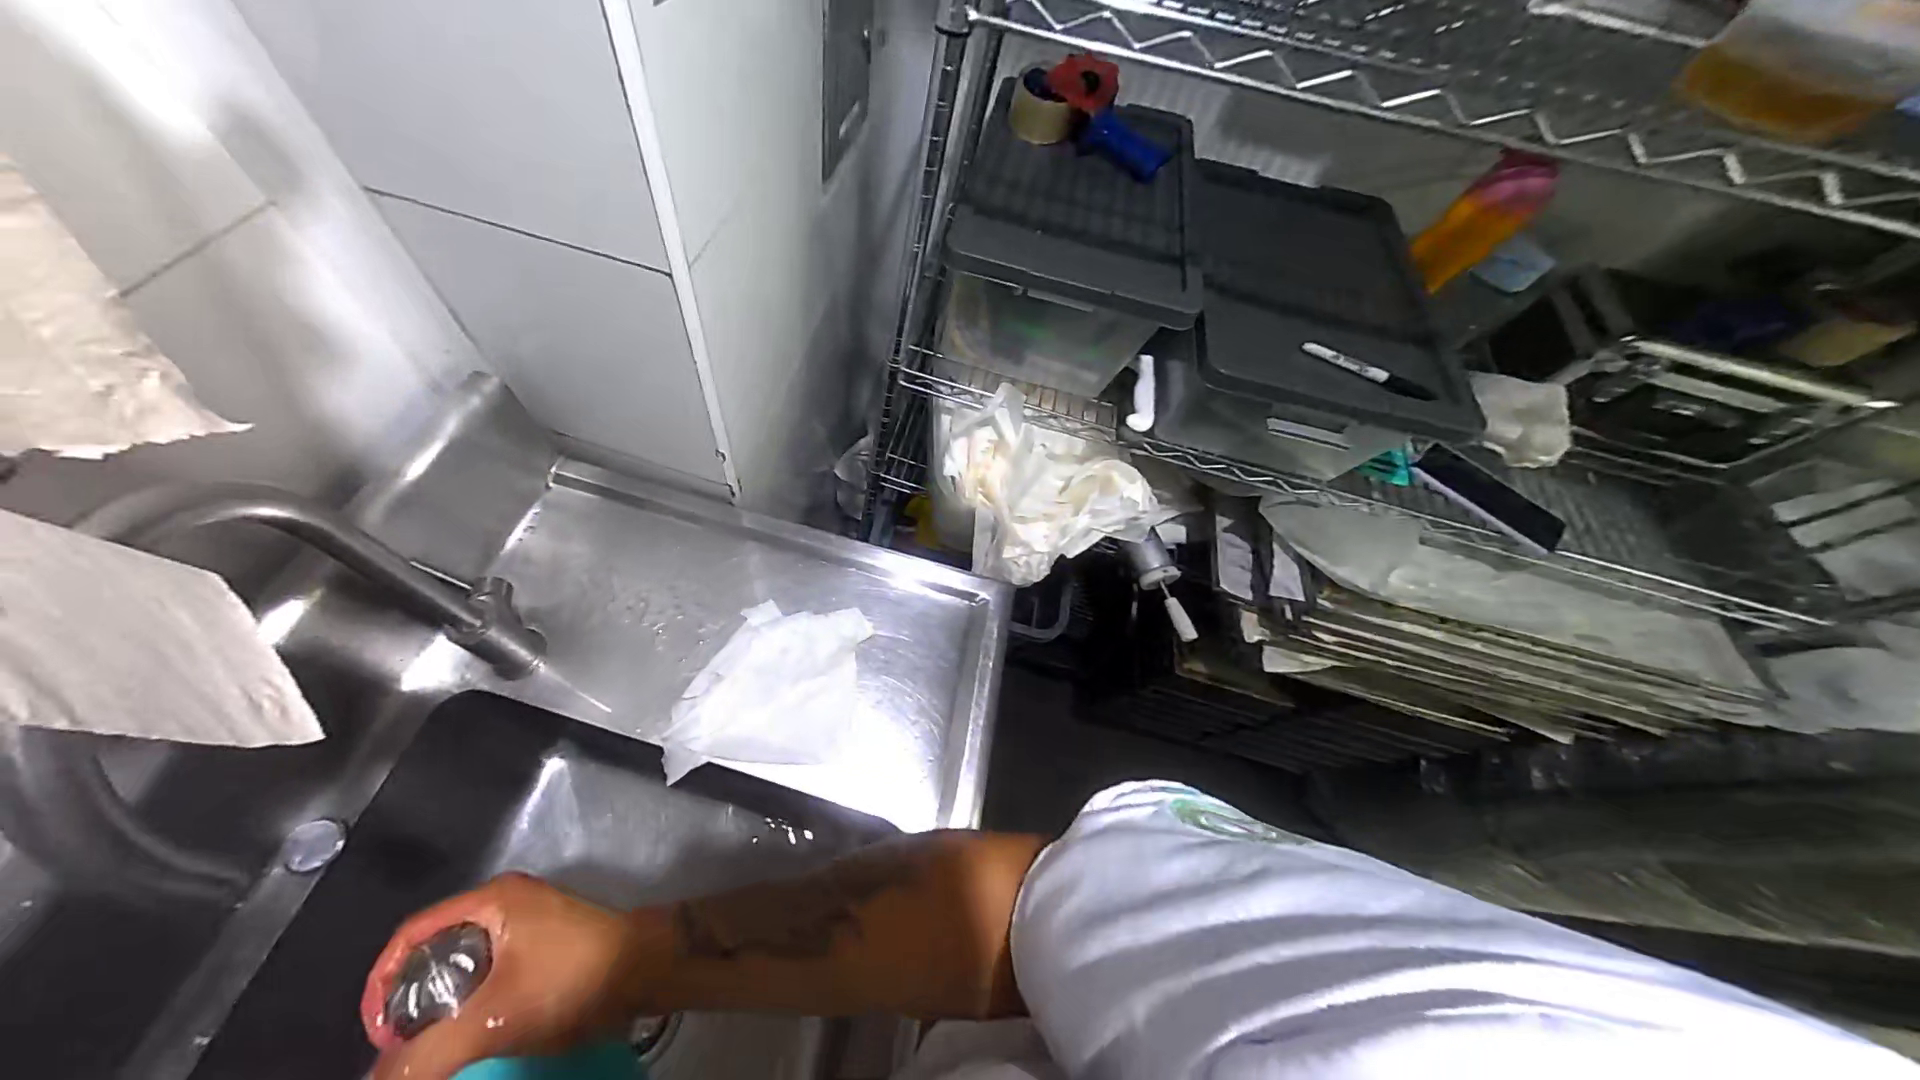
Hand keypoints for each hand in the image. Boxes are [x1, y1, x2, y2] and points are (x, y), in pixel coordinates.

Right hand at [360, 872, 655, 1079]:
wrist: (646, 967)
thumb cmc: (572, 979)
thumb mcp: (492, 1020)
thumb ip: (426, 1055)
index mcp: (493, 900)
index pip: (411, 933)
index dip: (382, 984)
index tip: (381, 1033)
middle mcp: (509, 899)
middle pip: (436, 945)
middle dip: (412, 995)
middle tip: (405, 1042)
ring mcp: (532, 917)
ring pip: (465, 958)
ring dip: (443, 1000)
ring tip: (434, 1043)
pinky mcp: (547, 938)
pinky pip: (492, 964)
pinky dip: (474, 995)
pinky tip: (472, 1030)